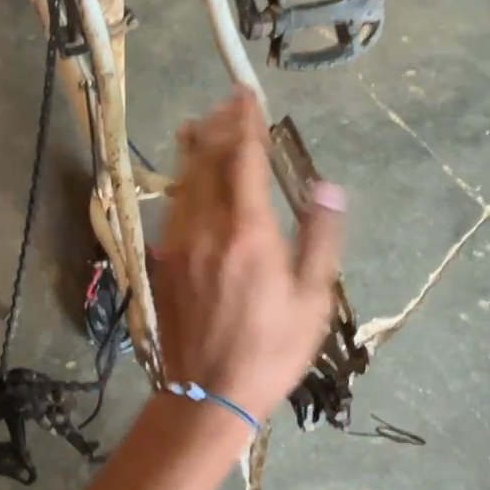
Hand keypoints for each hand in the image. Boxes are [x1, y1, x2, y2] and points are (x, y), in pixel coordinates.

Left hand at [154, 89, 345, 419]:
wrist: (207, 394)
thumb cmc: (270, 352)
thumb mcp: (312, 301)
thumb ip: (319, 238)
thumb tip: (328, 189)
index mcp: (249, 233)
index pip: (244, 160)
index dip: (245, 122)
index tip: (247, 95)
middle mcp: (207, 229)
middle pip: (207, 162)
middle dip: (217, 127)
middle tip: (225, 102)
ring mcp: (177, 245)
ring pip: (184, 183)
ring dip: (194, 150)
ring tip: (199, 124)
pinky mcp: (162, 264)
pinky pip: (173, 210)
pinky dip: (182, 184)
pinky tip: (187, 180)